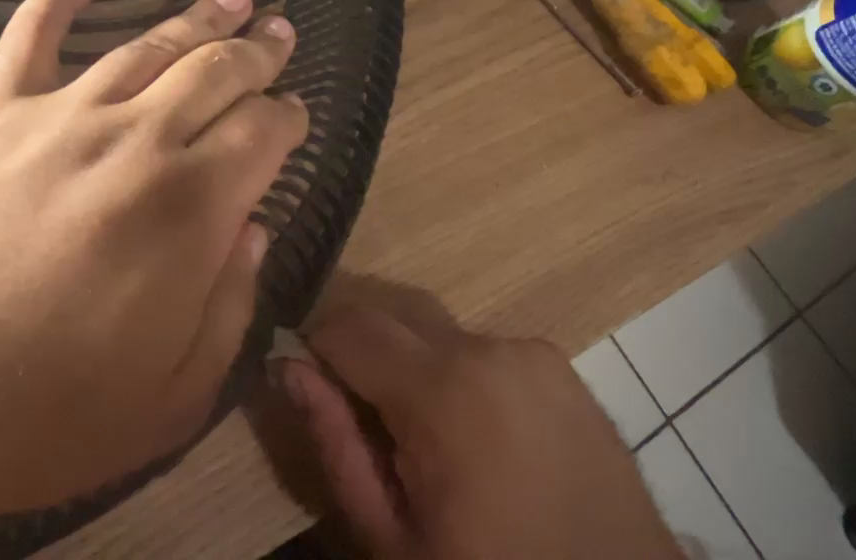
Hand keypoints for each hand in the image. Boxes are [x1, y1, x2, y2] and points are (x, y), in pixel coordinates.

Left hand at [0, 0, 308, 527]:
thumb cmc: (38, 416)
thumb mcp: (170, 399)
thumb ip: (228, 306)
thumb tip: (252, 229)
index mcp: (188, 207)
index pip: (262, 132)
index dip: (288, 117)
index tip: (296, 113)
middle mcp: (131, 140)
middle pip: (212, 73)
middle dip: (255, 51)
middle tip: (278, 32)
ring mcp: (54, 117)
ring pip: (142, 47)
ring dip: (194, 19)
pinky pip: (28, 36)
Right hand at [280, 300, 683, 559]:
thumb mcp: (392, 538)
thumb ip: (335, 442)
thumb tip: (288, 365)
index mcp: (444, 388)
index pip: (345, 324)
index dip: (314, 349)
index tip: (311, 390)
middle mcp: (491, 347)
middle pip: (392, 317)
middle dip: (363, 355)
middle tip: (365, 424)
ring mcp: (536, 354)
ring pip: (437, 333)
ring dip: (413, 368)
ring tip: (427, 441)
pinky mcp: (567, 370)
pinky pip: (486, 352)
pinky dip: (461, 378)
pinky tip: (478, 439)